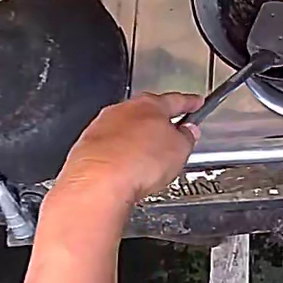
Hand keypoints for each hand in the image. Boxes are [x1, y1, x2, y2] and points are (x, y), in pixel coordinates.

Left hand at [51, 93, 200, 207]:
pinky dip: (121, 155)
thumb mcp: (180, 150)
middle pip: (147, 113)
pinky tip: (128, 169)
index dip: (189, 102)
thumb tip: (189, 132)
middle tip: (173, 138)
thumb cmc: (136, 162)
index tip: (195, 102)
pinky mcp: (87, 146)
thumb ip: (187, 136)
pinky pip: (111, 147)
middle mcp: (122, 110)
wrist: (98, 183)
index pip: (175, 100)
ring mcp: (102, 127)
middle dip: (160, 124)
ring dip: (138, 142)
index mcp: (149, 105)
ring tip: (150, 162)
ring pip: (126, 130)